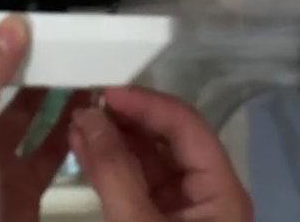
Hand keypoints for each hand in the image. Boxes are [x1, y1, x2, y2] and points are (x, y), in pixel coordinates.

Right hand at [70, 87, 253, 221]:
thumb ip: (115, 172)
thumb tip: (88, 115)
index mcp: (222, 190)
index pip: (185, 125)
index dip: (147, 103)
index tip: (107, 91)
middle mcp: (206, 193)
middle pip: (166, 139)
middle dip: (125, 119)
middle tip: (87, 100)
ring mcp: (182, 211)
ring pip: (146, 161)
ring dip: (112, 140)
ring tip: (78, 119)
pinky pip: (134, 184)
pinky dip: (109, 167)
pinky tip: (83, 147)